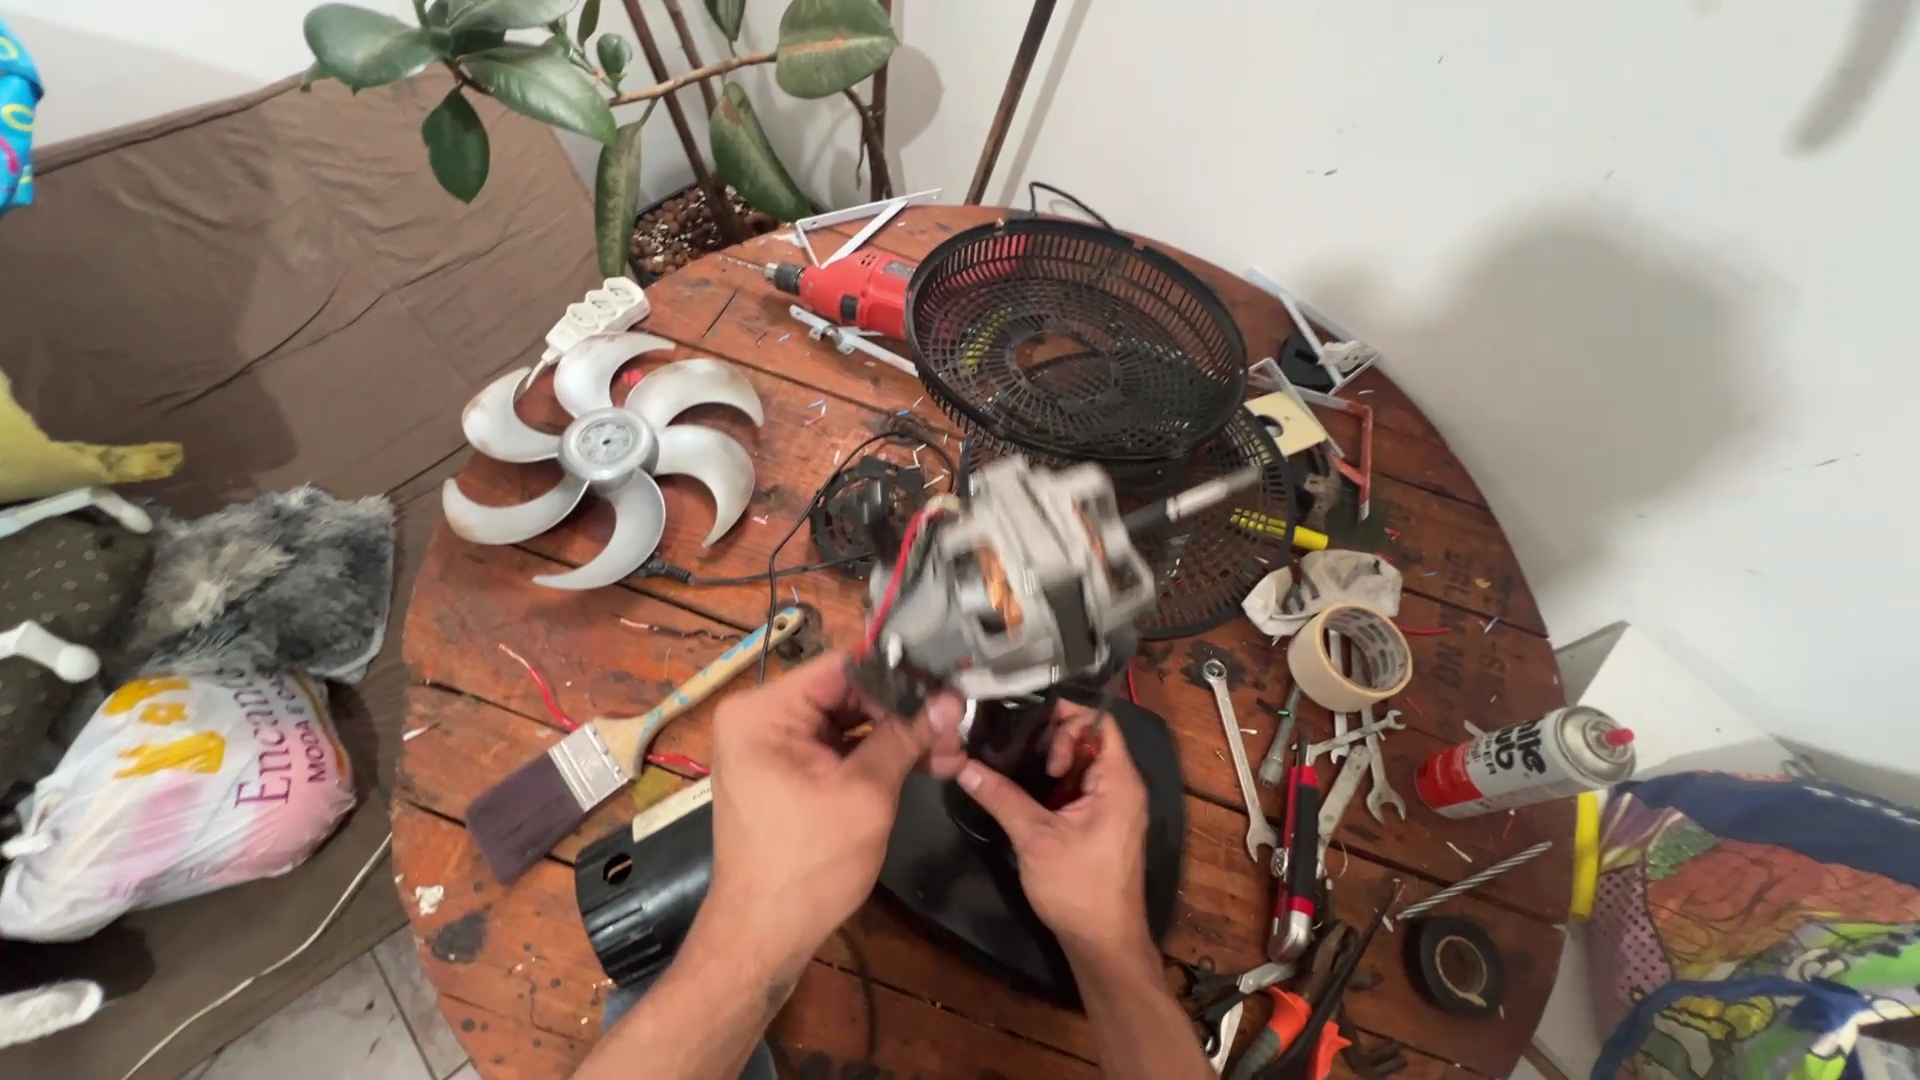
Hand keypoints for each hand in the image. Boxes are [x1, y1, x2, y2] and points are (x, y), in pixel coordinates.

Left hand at [700, 652, 932, 972]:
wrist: (762, 937)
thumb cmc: (809, 865)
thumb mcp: (865, 794)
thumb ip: (907, 737)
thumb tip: (951, 700)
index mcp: (763, 711)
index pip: (842, 666)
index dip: (899, 674)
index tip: (946, 684)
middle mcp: (760, 716)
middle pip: (846, 693)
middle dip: (902, 711)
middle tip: (955, 726)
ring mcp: (771, 743)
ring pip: (847, 719)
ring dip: (895, 734)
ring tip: (948, 749)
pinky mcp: (785, 768)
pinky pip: (836, 745)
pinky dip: (874, 754)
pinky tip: (921, 761)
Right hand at [957, 704, 1154, 960]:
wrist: (1102, 945)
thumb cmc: (1078, 887)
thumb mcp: (1035, 838)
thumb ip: (1001, 797)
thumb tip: (963, 766)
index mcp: (1118, 781)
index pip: (1100, 723)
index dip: (1067, 715)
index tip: (1031, 726)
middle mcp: (1121, 786)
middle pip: (1089, 738)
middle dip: (1053, 738)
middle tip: (1021, 753)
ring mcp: (1112, 805)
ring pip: (1081, 763)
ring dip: (1050, 761)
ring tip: (1015, 766)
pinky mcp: (1100, 822)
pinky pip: (1078, 786)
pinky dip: (1053, 782)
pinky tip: (1024, 789)